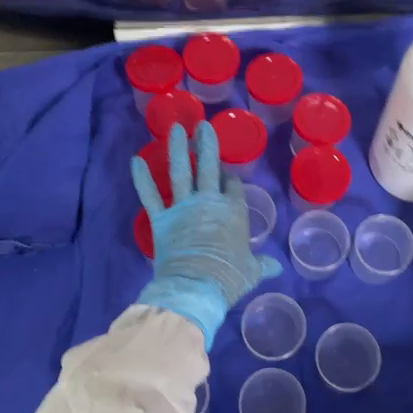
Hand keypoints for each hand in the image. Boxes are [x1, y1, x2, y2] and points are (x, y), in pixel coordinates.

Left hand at [130, 122, 281, 347]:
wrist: (196, 287)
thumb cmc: (228, 277)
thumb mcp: (251, 271)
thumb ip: (263, 264)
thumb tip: (278, 268)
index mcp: (234, 211)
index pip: (234, 187)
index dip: (231, 179)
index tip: (228, 175)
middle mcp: (209, 202)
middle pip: (210, 167)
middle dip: (207, 145)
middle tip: (203, 126)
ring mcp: (183, 207)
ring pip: (181, 172)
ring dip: (178, 148)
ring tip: (176, 128)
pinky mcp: (161, 218)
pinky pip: (150, 194)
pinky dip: (141, 178)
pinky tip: (135, 160)